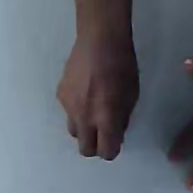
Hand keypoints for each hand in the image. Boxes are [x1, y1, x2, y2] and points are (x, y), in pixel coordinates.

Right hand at [58, 31, 139, 159]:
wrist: (99, 40)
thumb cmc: (123, 66)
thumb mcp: (132, 95)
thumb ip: (122, 118)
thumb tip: (116, 131)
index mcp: (106, 118)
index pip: (106, 151)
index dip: (112, 150)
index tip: (115, 142)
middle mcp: (84, 117)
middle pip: (85, 149)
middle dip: (95, 146)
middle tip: (103, 133)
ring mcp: (69, 106)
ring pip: (74, 131)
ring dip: (85, 128)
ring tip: (93, 111)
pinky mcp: (60, 94)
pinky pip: (69, 111)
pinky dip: (77, 109)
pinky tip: (85, 92)